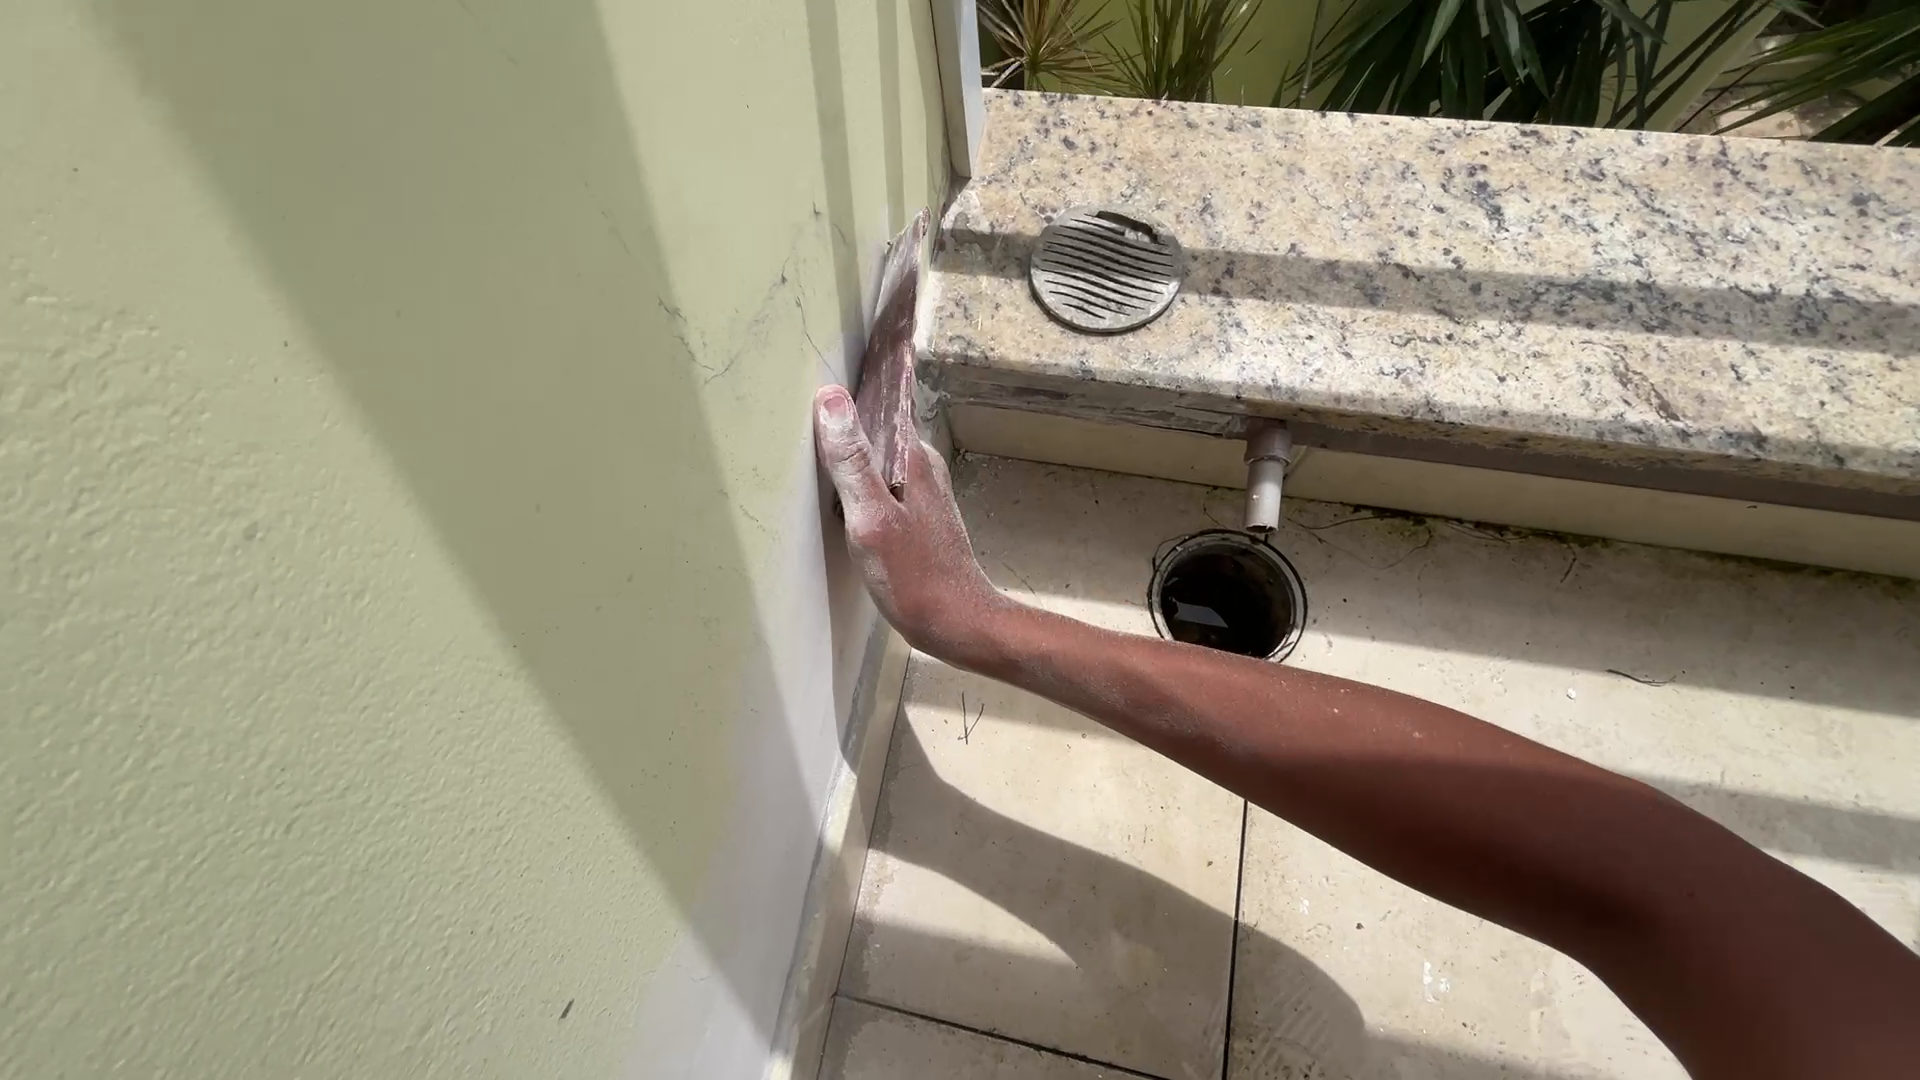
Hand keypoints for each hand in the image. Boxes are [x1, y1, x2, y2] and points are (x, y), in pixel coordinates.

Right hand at [813, 385, 1009, 660]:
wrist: (957, 622)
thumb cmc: (914, 576)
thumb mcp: (872, 519)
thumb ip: (852, 462)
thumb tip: (830, 398)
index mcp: (912, 456)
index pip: (883, 399)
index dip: (859, 377)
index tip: (835, 352)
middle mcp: (921, 464)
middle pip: (875, 427)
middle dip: (846, 416)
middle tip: (803, 401)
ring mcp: (922, 490)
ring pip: (877, 457)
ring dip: (850, 451)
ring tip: (811, 441)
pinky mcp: (917, 514)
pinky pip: (881, 482)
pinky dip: (858, 480)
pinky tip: (838, 492)